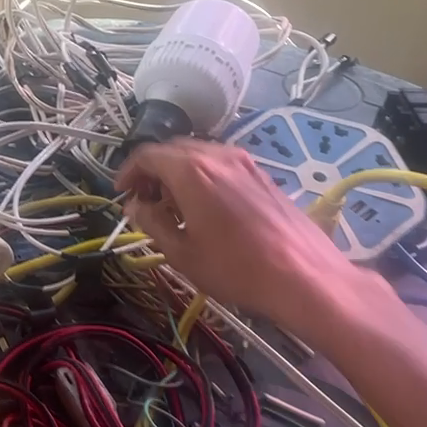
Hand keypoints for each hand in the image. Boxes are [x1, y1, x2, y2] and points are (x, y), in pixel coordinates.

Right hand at [116, 138, 357, 320]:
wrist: (306, 276)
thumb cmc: (236, 268)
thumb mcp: (181, 252)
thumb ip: (152, 222)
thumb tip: (136, 207)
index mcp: (191, 171)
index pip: (147, 154)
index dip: (127, 171)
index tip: (121, 193)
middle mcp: (217, 156)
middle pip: (172, 149)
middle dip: (151, 170)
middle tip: (142, 199)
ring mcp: (243, 162)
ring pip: (197, 154)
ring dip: (176, 172)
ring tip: (171, 204)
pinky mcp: (261, 175)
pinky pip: (220, 164)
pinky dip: (201, 175)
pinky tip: (203, 206)